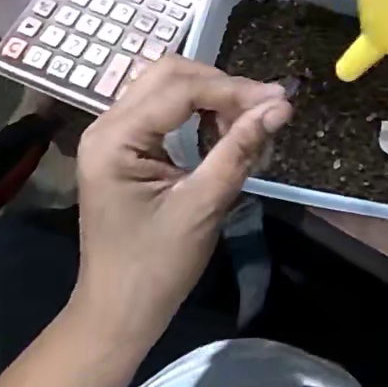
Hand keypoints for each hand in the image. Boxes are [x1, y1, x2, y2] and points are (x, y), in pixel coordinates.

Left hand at [72, 56, 291, 342]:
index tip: (278, 100)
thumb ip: (239, 149)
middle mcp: (106, 124)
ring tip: (246, 124)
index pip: (180, 89)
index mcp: (115, 138)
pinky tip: (221, 130)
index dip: (232, 90)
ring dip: (210, 96)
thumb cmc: (155, 268)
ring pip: (167, 85)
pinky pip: (163, 108)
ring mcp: (111, 133)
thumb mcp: (203, 206)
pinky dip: (197, 110)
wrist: (117, 312)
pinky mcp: (123, 144)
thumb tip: (280, 106)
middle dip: (221, 86)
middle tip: (263, 110)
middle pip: (170, 74)